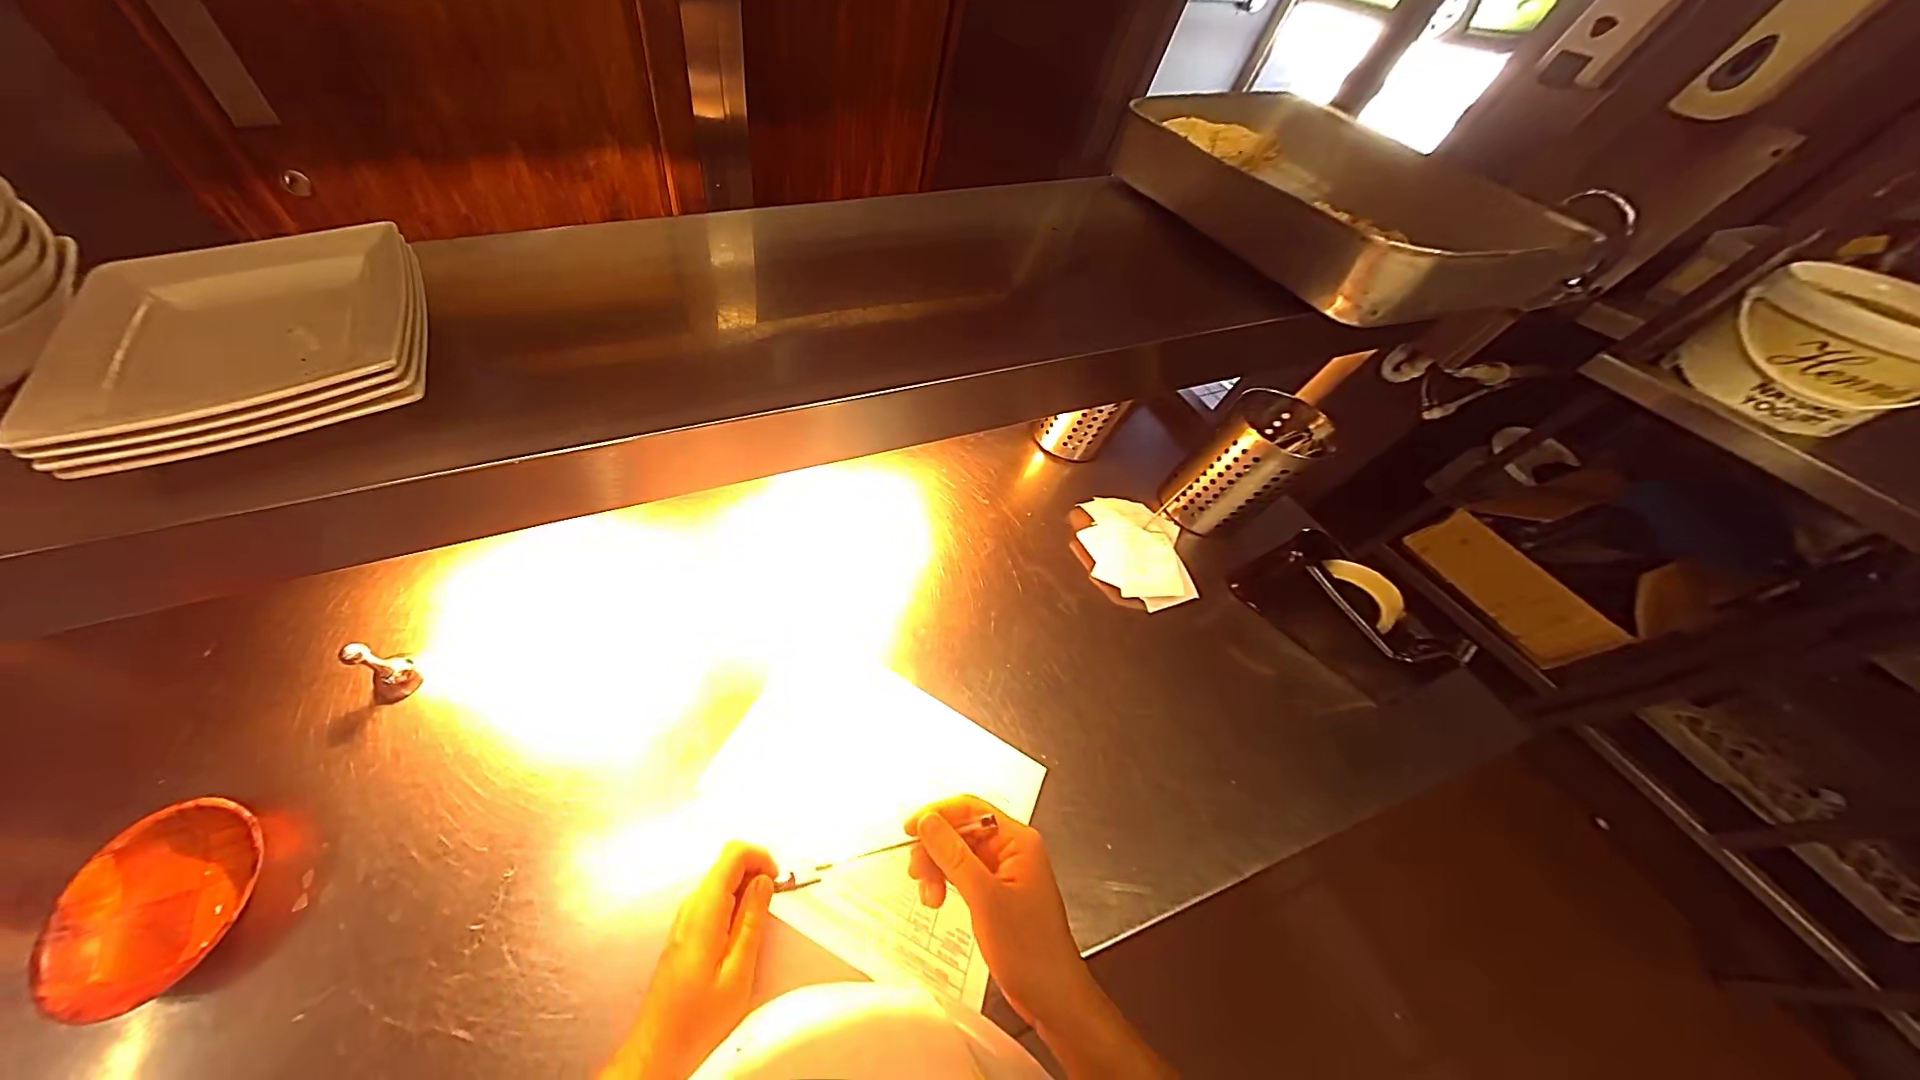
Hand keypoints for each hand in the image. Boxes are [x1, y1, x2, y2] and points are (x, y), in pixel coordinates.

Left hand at [600, 843, 776, 1079]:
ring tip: (761, 922)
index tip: (776, 880)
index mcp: (704, 911)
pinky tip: (744, 934)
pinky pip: (717, 898)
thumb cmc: (695, 1020)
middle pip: (730, 863)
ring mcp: (687, 918)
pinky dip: (737, 904)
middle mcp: (691, 908)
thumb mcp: (738, 971)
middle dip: (758, 873)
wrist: (659, 1050)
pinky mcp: (688, 929)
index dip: (761, 857)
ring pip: (724, 880)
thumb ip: (752, 919)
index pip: (734, 853)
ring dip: (749, 890)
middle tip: (774, 902)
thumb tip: (764, 883)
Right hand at [904, 796, 1091, 1029]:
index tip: (911, 829)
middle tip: (918, 872)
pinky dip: (946, 882)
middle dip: (935, 849)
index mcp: (1018, 841)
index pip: (971, 809)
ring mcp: (1004, 871)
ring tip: (930, 895)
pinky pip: (963, 873)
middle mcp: (1012, 850)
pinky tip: (939, 898)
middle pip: (962, 830)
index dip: (938, 814)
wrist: (1052, 997)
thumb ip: (954, 856)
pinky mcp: (996, 891)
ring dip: (938, 868)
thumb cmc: (1032, 952)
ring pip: (959, 852)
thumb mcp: (985, 899)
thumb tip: (929, 822)